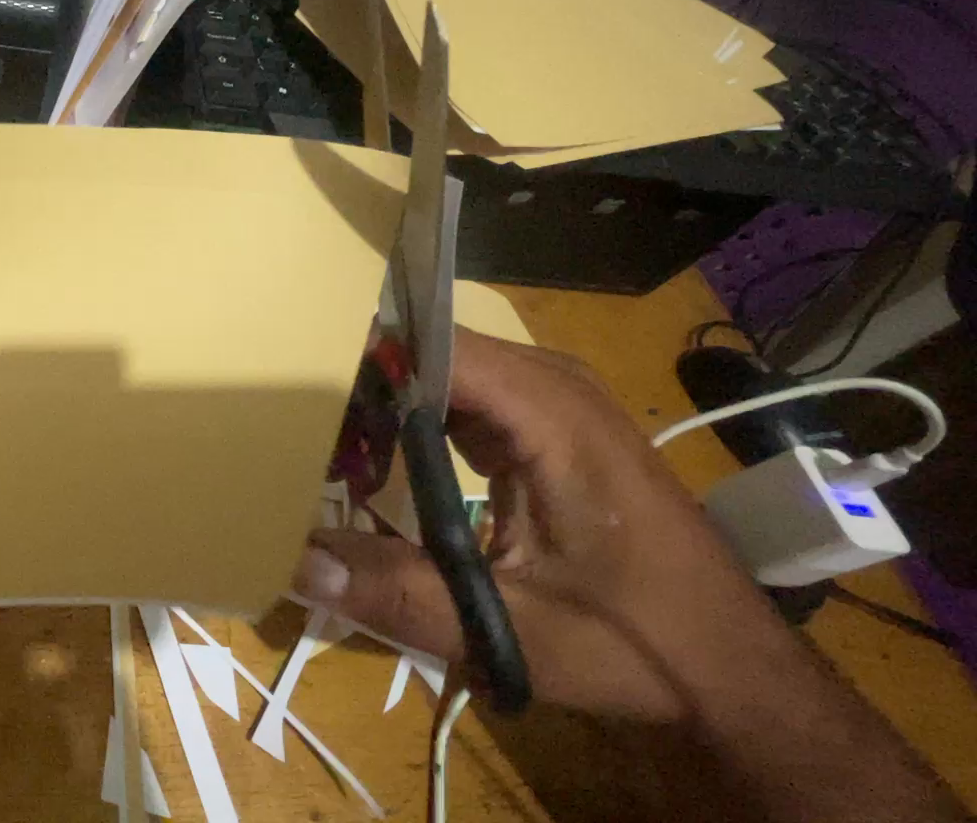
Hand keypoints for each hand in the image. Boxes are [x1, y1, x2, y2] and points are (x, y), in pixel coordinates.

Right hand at [296, 330, 794, 721]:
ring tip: (311, 439)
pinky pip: (452, 395)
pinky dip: (403, 420)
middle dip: (352, 381)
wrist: (733, 670)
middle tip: (283, 424)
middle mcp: (547, 385)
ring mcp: (546, 400)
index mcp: (551, 415)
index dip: (354, 357)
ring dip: (373, 402)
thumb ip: (402, 595)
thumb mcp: (514, 632)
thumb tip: (296, 562)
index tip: (283, 387)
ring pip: (434, 370)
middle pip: (423, 350)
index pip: (430, 346)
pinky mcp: (539, 424)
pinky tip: (366, 458)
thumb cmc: (641, 646)